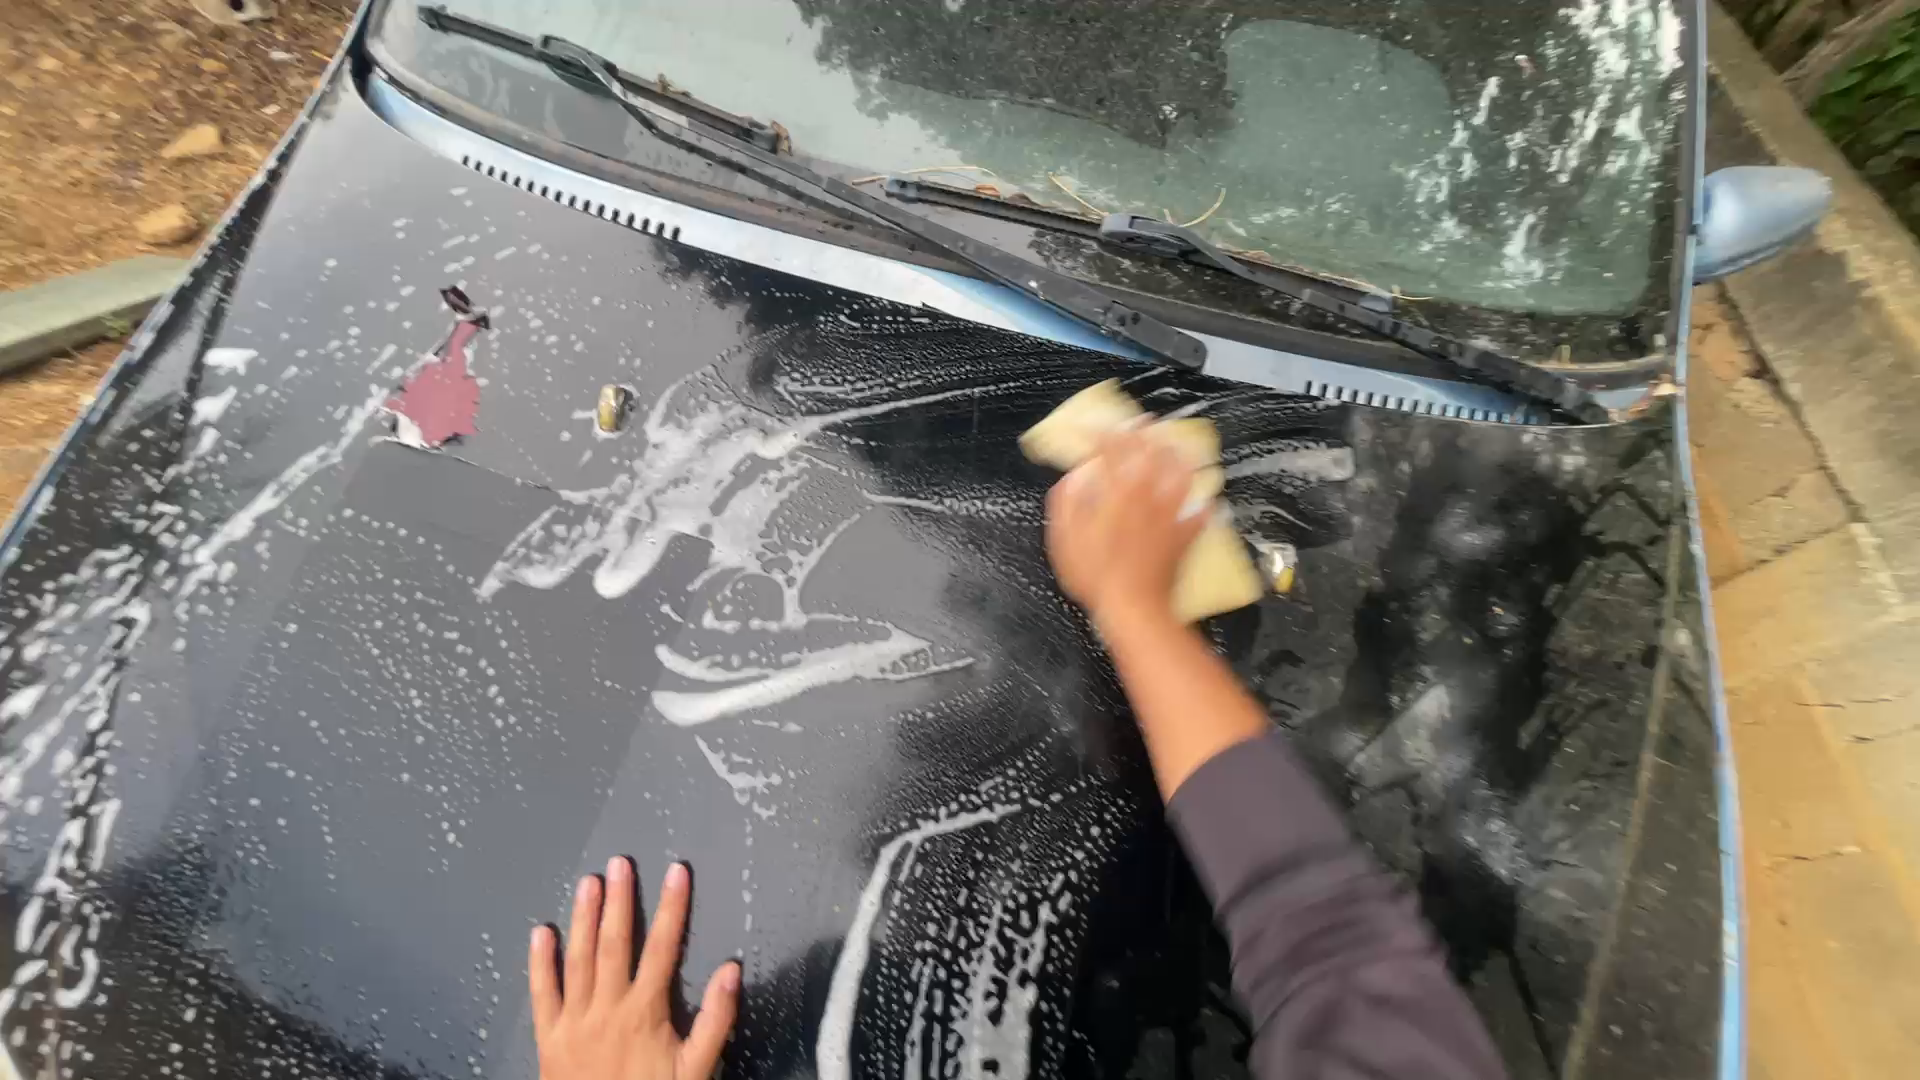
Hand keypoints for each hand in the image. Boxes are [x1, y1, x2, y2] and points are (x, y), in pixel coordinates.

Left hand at [529, 858, 740, 1079]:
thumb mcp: (695, 1072)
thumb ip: (716, 1021)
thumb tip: (731, 968)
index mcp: (644, 1012)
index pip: (663, 947)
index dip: (672, 907)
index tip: (677, 871)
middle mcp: (607, 1008)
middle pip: (614, 944)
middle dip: (620, 901)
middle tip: (619, 863)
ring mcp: (573, 1022)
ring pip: (578, 960)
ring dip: (583, 919)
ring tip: (587, 882)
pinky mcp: (548, 1040)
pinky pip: (542, 995)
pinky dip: (539, 963)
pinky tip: (540, 933)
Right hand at [1045, 429, 1205, 627]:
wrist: (1135, 608)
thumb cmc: (1095, 575)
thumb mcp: (1065, 539)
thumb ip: (1067, 501)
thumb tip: (1073, 477)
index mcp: (1117, 492)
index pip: (1110, 448)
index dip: (1100, 432)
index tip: (1090, 427)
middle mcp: (1148, 495)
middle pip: (1150, 452)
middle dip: (1142, 432)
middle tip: (1139, 421)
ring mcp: (1172, 514)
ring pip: (1182, 473)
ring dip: (1179, 455)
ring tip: (1177, 445)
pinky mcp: (1187, 535)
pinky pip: (1202, 513)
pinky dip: (1204, 503)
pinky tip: (1207, 500)